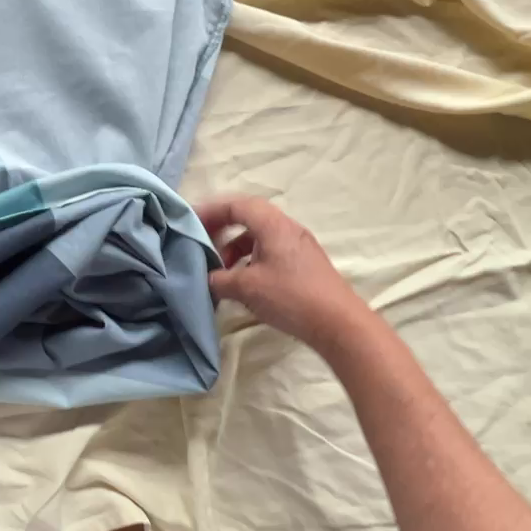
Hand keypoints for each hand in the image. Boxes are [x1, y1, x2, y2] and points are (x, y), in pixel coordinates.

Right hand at [194, 195, 380, 353]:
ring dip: (235, 247)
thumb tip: (206, 278)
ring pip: (258, 236)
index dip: (210, 211)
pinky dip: (250, 260)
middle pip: (247, 217)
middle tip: (201, 243)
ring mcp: (298, 246)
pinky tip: (243, 282)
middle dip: (221, 228)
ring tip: (222, 269)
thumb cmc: (291, 297)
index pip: (236, 205)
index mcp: (273, 225)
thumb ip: (219, 279)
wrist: (340, 325)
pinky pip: (269, 251)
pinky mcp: (303, 264)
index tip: (190, 224)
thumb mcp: (246, 288)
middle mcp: (287, 229)